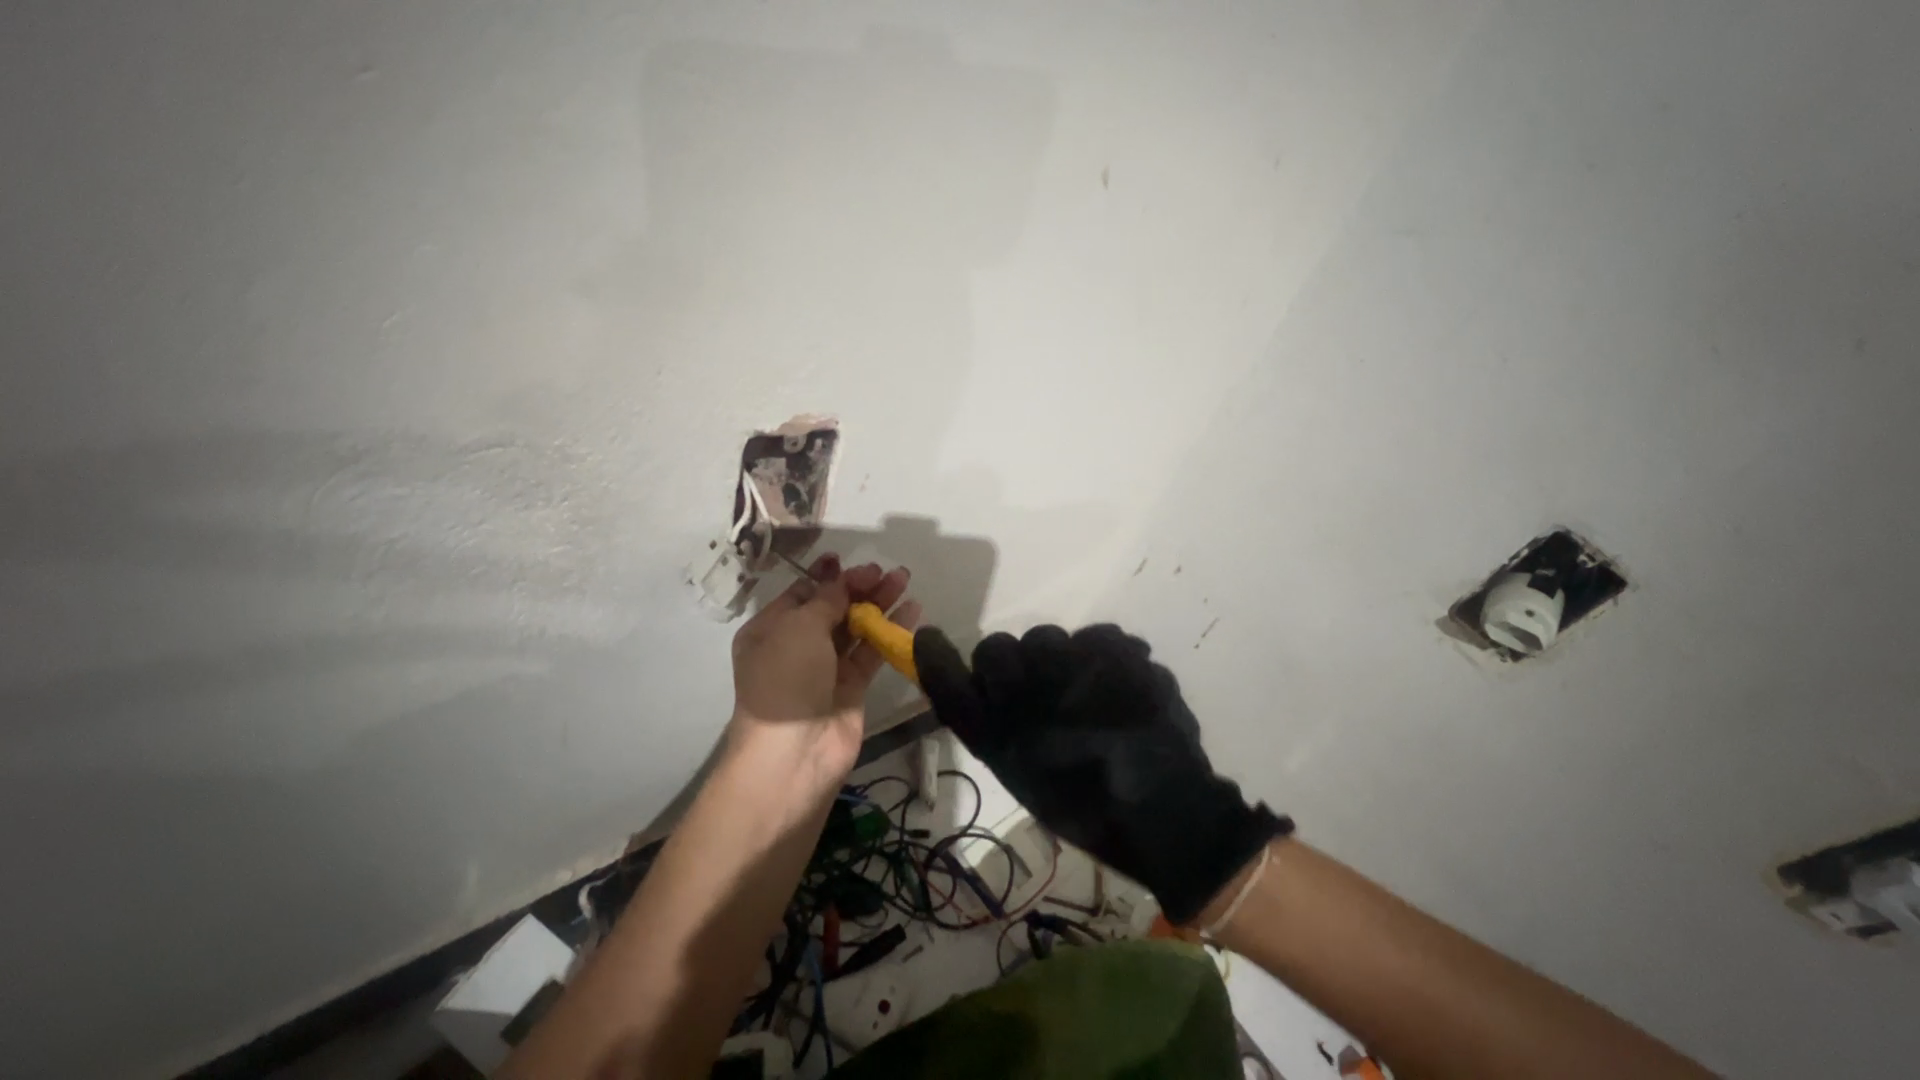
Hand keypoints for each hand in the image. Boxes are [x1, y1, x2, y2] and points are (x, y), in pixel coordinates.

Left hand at [729, 555, 918, 784]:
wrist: (794, 751)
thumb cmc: (785, 678)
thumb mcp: (799, 627)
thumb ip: (827, 600)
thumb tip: (844, 581)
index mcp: (769, 630)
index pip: (801, 594)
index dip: (826, 576)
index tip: (851, 560)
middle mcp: (794, 647)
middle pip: (831, 609)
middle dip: (858, 588)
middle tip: (887, 571)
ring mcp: (824, 669)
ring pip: (855, 629)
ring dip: (878, 605)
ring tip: (905, 580)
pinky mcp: (851, 689)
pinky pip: (872, 653)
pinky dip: (890, 632)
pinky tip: (911, 612)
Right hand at [913, 623, 1288, 924]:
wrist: (1168, 815)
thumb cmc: (1089, 811)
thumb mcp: (1025, 776)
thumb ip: (994, 727)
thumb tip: (982, 687)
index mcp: (998, 730)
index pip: (948, 678)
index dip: (936, 656)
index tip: (931, 641)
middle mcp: (1025, 691)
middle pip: (999, 648)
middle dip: (1014, 665)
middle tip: (1042, 696)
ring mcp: (1072, 665)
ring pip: (1050, 639)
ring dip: (1059, 660)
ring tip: (1086, 696)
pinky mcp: (1117, 652)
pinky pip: (1097, 638)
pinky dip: (1102, 657)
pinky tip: (1117, 688)